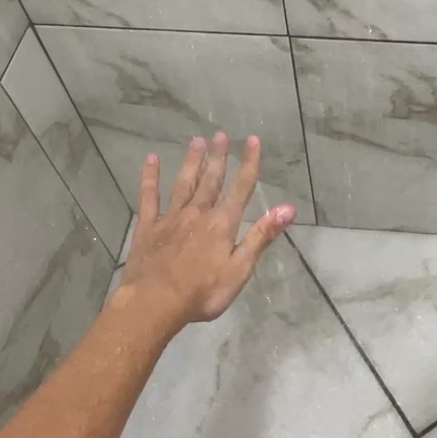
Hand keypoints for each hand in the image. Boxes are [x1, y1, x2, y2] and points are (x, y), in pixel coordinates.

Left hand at [117, 132, 295, 327]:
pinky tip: (151, 160)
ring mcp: (171, 218)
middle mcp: (198, 213)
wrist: (154, 302)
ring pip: (184, 183)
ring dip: (192, 162)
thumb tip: (288, 208)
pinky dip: (150, 177)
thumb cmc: (202, 292)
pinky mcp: (148, 226)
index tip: (253, 141)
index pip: (241, 188)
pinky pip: (150, 196)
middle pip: (211, 180)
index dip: (249, 163)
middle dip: (219, 157)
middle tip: (221, 134)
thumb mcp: (240, 269)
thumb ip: (261, 236)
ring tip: (197, 141)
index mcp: (223, 224)